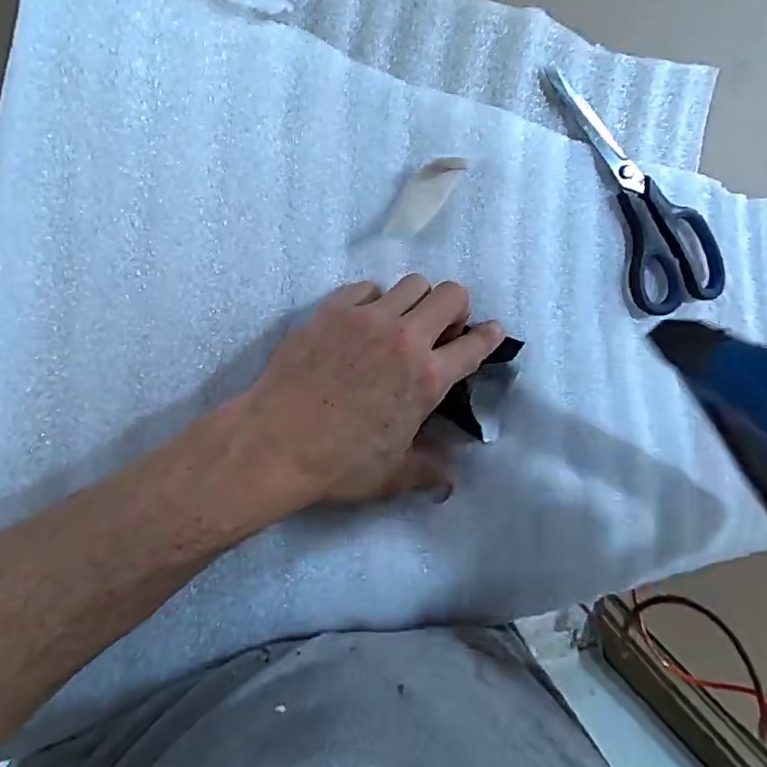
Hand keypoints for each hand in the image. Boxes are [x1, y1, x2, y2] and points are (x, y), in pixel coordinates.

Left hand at [231, 275, 505, 510]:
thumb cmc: (337, 464)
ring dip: (416, 301)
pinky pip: (367, 287)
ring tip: (401, 322)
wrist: (273, 443)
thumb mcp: (391, 475)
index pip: (475, 345)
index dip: (490, 335)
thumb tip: (450, 482)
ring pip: (413, 283)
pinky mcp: (334, 310)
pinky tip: (360, 323)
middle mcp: (406, 339)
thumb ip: (428, 472)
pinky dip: (372, 300)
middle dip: (456, 308)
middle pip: (452, 295)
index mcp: (428, 378)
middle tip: (440, 329)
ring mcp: (369, 319)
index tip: (492, 331)